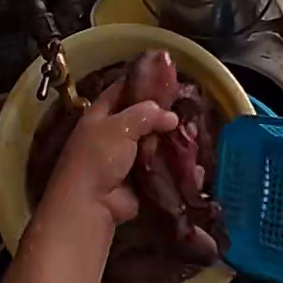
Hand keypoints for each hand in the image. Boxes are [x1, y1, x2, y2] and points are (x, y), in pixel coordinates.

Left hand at [39, 82, 178, 235]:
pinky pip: (158, 165)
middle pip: (140, 116)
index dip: (142, 82)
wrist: (90, 205)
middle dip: (161, 114)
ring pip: (152, 141)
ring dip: (168, 139)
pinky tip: (190, 159)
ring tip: (191, 133)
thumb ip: (148, 113)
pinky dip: (172, 163)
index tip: (166, 78)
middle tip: (185, 107)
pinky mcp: (137, 178)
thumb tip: (172, 116)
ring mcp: (124, 157)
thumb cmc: (99, 157)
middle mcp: (111, 133)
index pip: (121, 90)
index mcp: (99, 114)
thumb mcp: (122, 125)